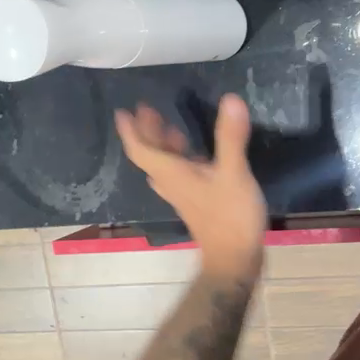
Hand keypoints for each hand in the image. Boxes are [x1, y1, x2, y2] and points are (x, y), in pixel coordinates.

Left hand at [114, 94, 266, 279]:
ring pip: (164, 166)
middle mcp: (172, 183)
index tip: (124, 111)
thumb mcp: (234, 173)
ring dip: (163, 145)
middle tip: (148, 109)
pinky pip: (179, 175)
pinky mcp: (196, 202)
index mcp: (173, 174)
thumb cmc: (230, 216)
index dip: (132, 130)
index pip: (142, 149)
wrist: (235, 259)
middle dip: (148, 132)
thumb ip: (230, 137)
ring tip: (171, 126)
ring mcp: (183, 195)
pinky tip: (195, 155)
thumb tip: (231, 99)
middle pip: (151, 156)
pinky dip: (181, 159)